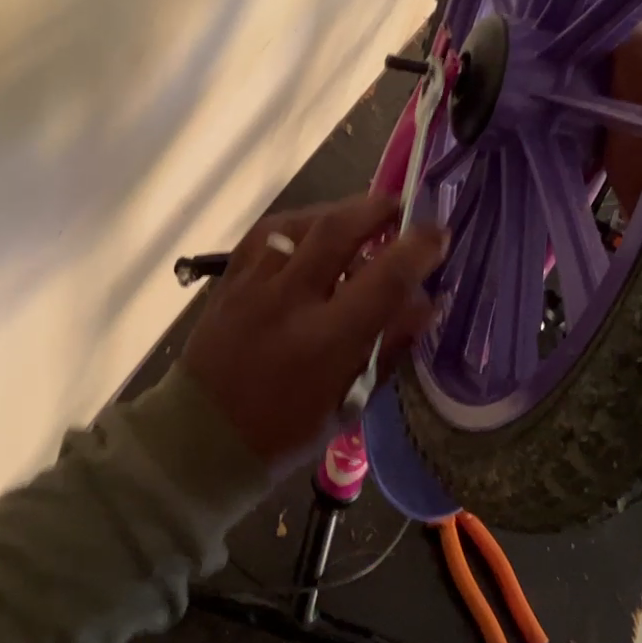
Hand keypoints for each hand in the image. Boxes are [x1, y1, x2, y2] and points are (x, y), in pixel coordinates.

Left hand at [180, 195, 448, 466]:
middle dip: (376, 209)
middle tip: (400, 207)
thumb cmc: (284, 431)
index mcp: (326, 341)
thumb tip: (425, 302)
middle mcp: (289, 300)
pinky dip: (296, 224)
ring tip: (359, 216)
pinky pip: (265, 233)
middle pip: (338, 230)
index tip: (438, 235)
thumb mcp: (348, 401)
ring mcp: (254, 283)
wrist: (203, 435)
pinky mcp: (229, 278)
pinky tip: (310, 230)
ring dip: (337, 212)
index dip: (418, 249)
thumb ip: (388, 346)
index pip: (384, 278)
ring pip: (299, 223)